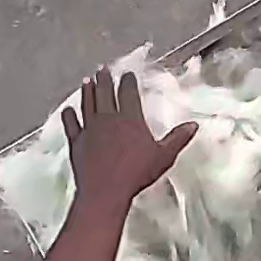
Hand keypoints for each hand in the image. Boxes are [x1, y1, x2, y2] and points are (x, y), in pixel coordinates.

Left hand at [62, 67, 197, 214]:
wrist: (105, 190)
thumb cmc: (135, 174)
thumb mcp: (164, 156)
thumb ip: (178, 138)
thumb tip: (192, 126)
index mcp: (130, 119)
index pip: (128, 93)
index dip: (128, 82)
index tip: (127, 75)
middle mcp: (108, 119)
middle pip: (104, 93)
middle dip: (104, 80)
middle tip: (103, 70)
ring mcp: (90, 129)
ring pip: (87, 104)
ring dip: (87, 91)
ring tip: (87, 81)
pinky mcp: (77, 142)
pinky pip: (71, 124)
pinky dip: (69, 116)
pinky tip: (68, 110)